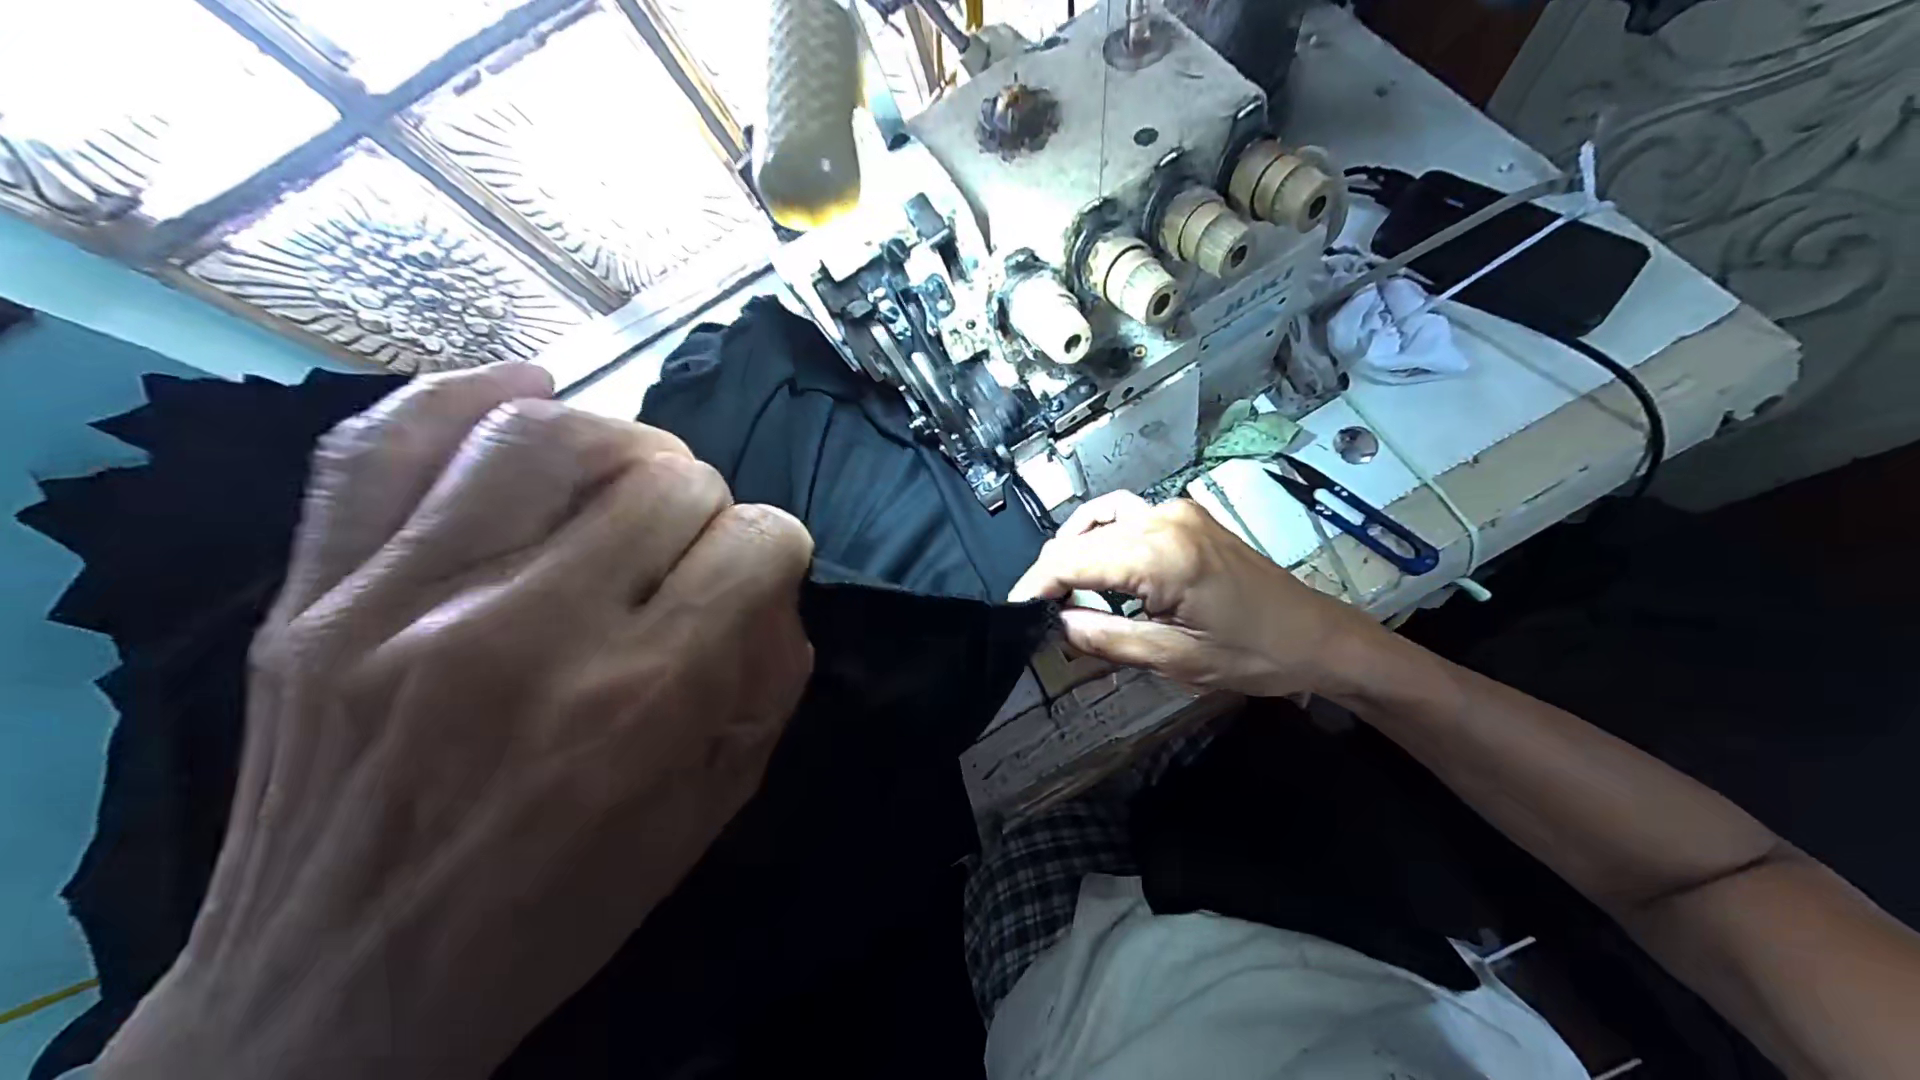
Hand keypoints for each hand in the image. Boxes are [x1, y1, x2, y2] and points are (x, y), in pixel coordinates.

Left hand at [99, 364, 813, 1079]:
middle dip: (710, 500)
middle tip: (695, 538)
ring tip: (628, 475)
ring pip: (545, 434)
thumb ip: (765, 686)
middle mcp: (527, 634)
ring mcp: (403, 603)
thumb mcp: (706, 814)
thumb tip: (773, 588)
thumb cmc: (555, 911)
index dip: (778, 546)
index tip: (762, 567)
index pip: (754, 547)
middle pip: (668, 481)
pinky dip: (466, 395)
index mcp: (637, 703)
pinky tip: (525, 397)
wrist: (329, 998)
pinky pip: (387, 442)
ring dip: (621, 441)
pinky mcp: (316, 594)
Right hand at [1008, 491, 1380, 697]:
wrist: (1317, 635)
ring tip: (1070, 596)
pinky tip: (1102, 566)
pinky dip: (1101, 537)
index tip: (1016, 612)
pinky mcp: (1185, 514)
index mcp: (1160, 554)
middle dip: (1053, 576)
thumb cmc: (1253, 654)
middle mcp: (1162, 518)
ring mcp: (1175, 510)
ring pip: (1097, 521)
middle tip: (1046, 617)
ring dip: (1075, 555)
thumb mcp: (1174, 658)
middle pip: (1079, 538)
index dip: (1036, 585)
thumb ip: (1105, 638)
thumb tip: (1056, 622)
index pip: (1072, 559)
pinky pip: (1123, 515)